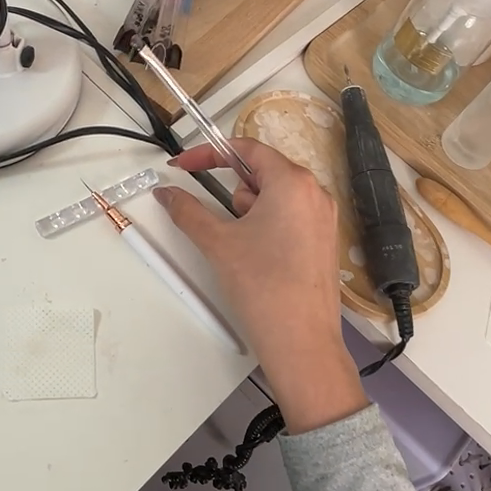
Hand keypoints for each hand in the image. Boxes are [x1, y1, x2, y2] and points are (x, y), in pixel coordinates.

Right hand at [155, 140, 367, 432]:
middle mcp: (314, 193)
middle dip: (234, 192)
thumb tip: (166, 192)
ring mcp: (323, 218)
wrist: (301, 341)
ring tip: (244, 250)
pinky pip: (288, 218)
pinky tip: (260, 259)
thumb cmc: (262, 285)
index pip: (247, 148)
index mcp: (292, 182)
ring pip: (274, 198)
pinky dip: (267, 227)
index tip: (182, 166)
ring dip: (250, 213)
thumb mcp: (218, 243)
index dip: (209, 154)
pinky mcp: (324, 242)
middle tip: (225, 226)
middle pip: (262, 172)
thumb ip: (187, 210)